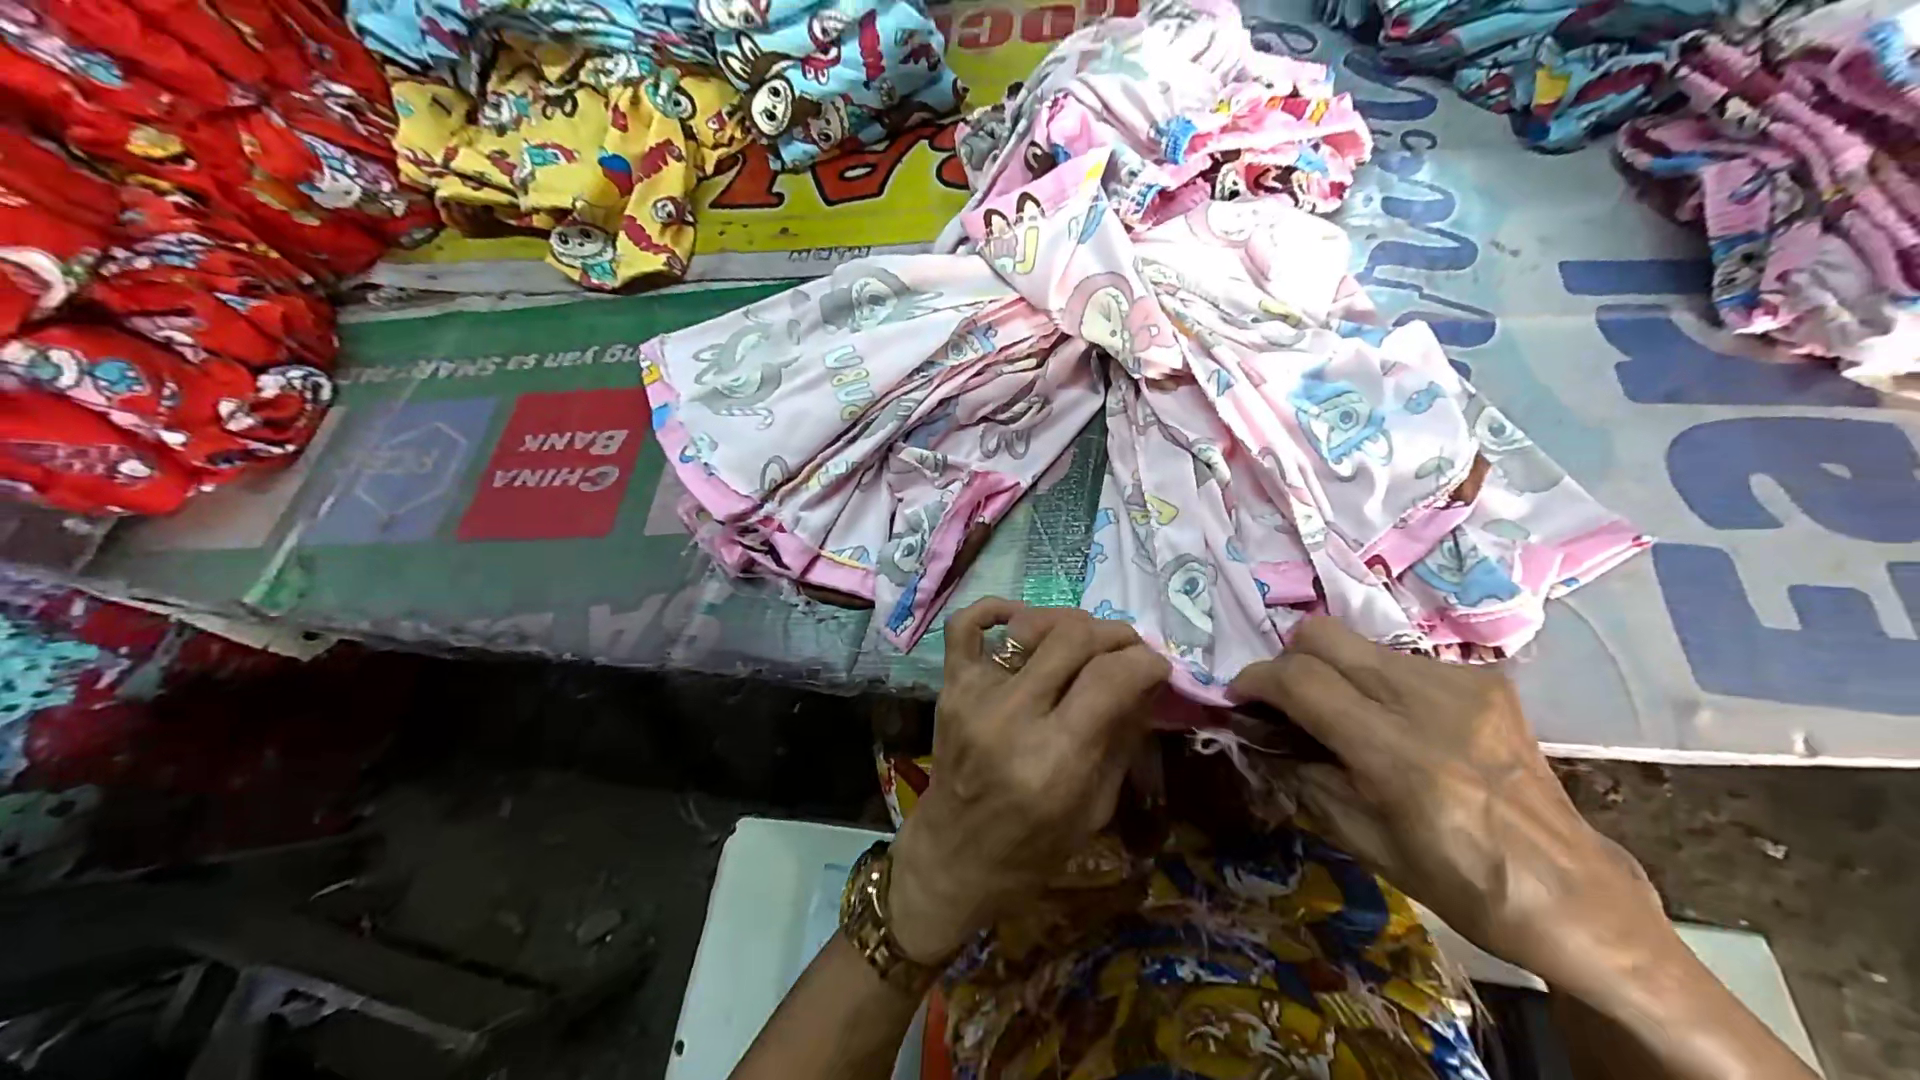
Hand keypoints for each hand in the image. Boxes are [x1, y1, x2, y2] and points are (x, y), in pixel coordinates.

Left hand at [886, 599, 1169, 963]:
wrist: (955, 856)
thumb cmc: (1034, 846)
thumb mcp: (1096, 806)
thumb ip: (1123, 735)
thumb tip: (1147, 679)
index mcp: (1055, 759)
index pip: (1111, 678)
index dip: (1146, 662)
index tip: (1158, 667)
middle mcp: (1012, 717)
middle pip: (1074, 639)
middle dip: (1116, 635)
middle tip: (1129, 650)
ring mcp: (973, 696)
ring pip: (1029, 625)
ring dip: (1070, 621)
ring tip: (1087, 639)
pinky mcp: (949, 686)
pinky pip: (965, 625)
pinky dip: (996, 610)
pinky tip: (1024, 621)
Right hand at [1228, 617, 1670, 1001]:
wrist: (1576, 896)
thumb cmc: (1462, 885)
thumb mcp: (1363, 843)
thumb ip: (1303, 778)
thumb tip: (1257, 736)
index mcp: (1400, 757)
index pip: (1300, 680)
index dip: (1255, 680)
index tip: (1239, 697)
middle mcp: (1431, 703)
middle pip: (1322, 634)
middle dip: (1286, 659)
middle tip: (1284, 700)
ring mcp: (1463, 683)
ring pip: (1357, 640)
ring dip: (1330, 669)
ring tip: (1339, 714)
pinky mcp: (1486, 679)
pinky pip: (1398, 658)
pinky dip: (1373, 679)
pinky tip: (1391, 719)